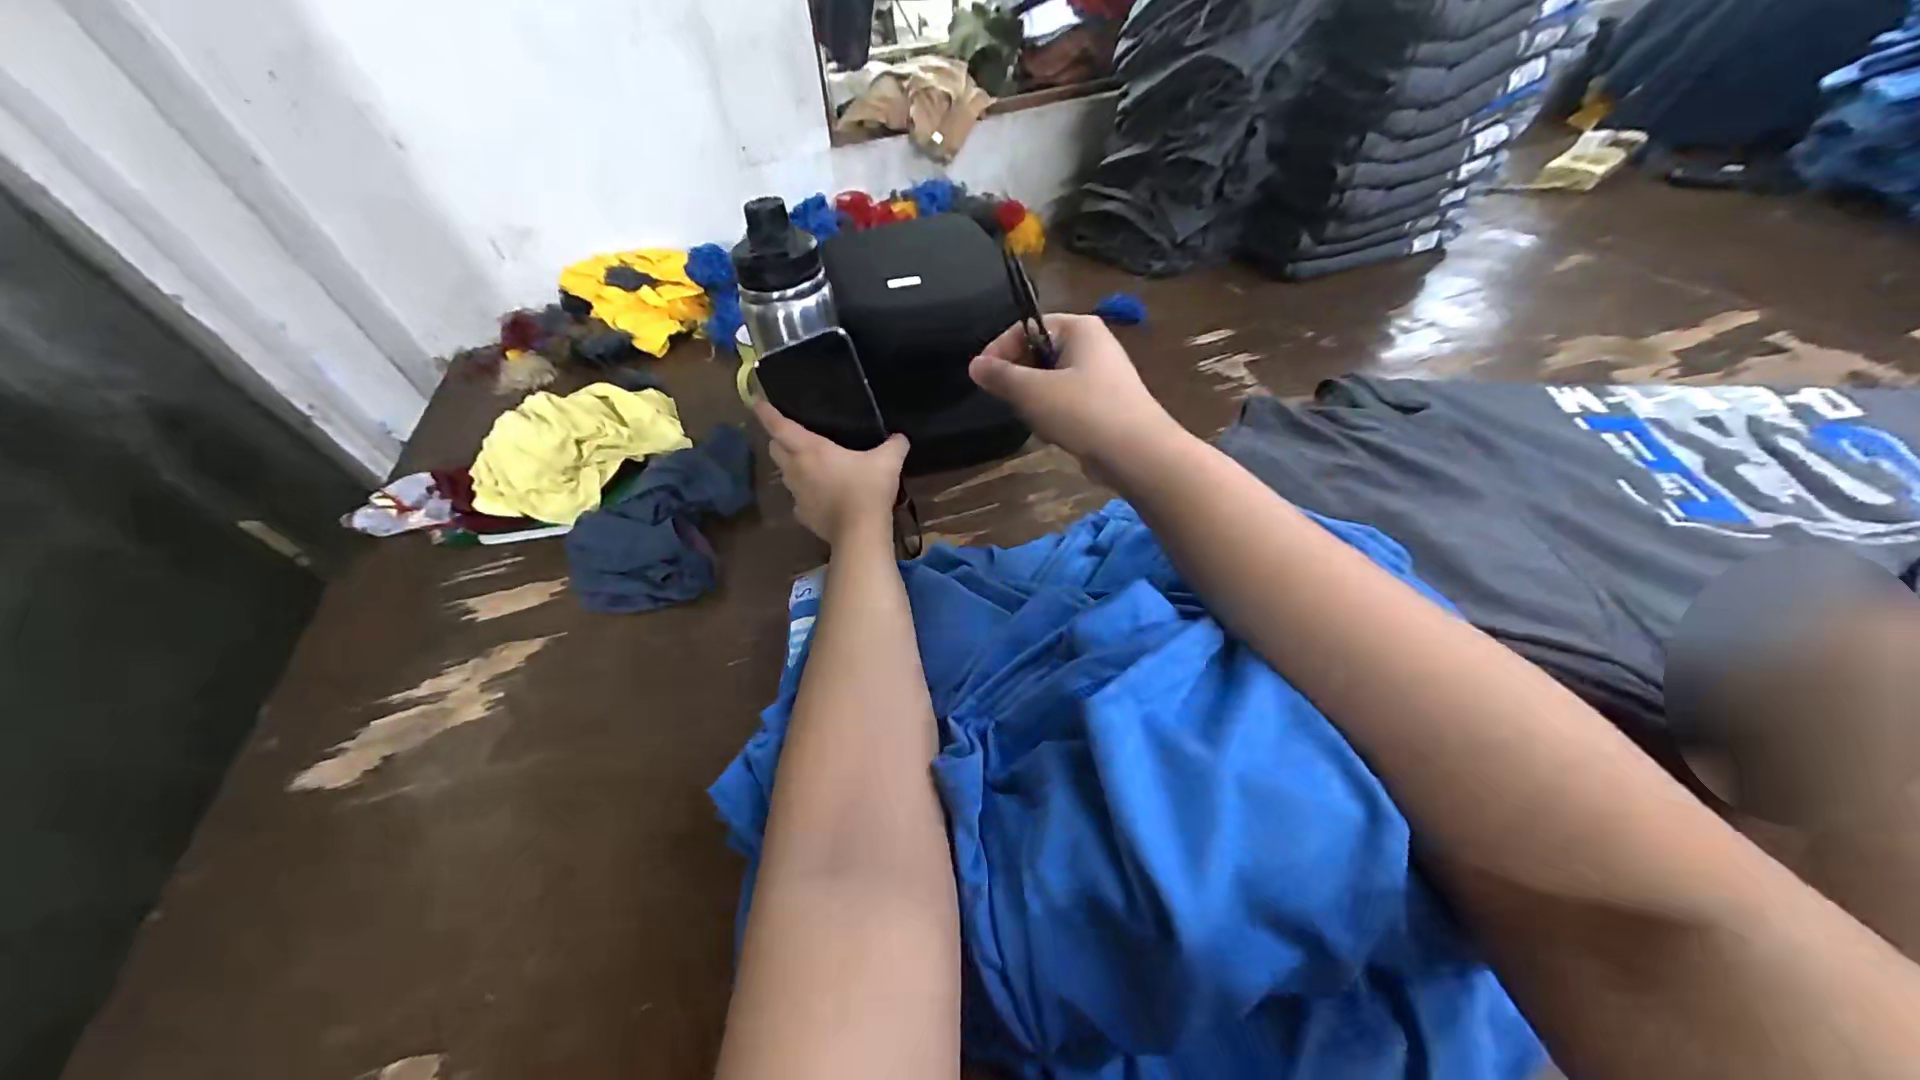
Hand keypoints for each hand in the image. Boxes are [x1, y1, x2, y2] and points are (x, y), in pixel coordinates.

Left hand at [753, 399, 907, 545]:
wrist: (859, 533)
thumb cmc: (867, 489)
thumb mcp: (888, 462)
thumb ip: (894, 445)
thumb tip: (900, 438)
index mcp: (810, 450)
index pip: (779, 426)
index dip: (766, 412)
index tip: (755, 401)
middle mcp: (796, 469)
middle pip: (775, 449)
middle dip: (778, 440)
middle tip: (791, 435)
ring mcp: (797, 494)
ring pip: (785, 474)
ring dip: (792, 467)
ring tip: (809, 465)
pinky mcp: (803, 515)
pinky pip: (798, 499)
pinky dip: (805, 494)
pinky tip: (820, 496)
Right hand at [968, 314, 1185, 473]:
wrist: (1137, 453)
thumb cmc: (1083, 412)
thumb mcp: (1033, 392)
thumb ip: (1001, 376)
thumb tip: (974, 365)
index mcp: (1080, 328)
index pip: (1027, 327)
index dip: (1000, 349)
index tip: (981, 376)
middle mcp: (1094, 344)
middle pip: (1039, 353)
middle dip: (1020, 378)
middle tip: (1008, 400)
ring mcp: (1103, 376)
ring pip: (1052, 381)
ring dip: (1037, 400)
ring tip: (1036, 420)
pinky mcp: (1106, 404)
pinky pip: (1068, 402)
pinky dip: (1056, 414)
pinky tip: (1055, 434)